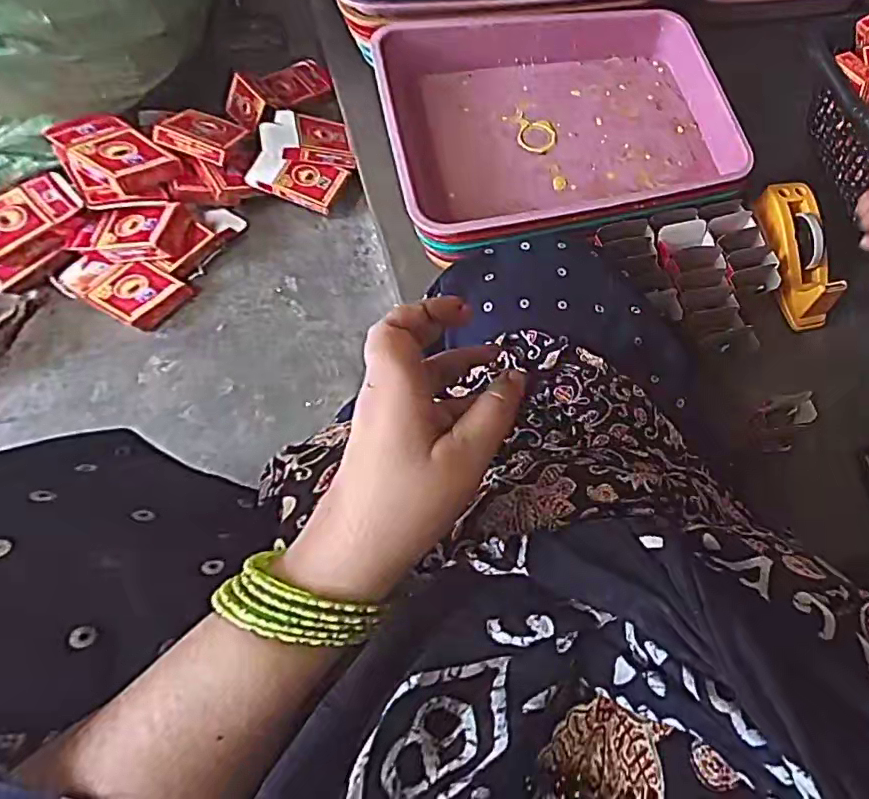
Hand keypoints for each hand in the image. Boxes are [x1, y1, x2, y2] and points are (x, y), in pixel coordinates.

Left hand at [274, 297, 525, 601]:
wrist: (352, 558)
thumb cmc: (409, 501)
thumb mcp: (466, 455)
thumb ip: (496, 410)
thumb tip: (516, 376)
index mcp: (397, 387)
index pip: (394, 328)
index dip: (427, 310)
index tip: (464, 312)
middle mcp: (387, 395)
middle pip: (407, 347)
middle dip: (448, 334)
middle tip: (486, 335)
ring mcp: (386, 419)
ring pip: (420, 378)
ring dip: (458, 369)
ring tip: (499, 374)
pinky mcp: (389, 441)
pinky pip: (421, 403)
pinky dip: (452, 398)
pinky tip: (482, 416)